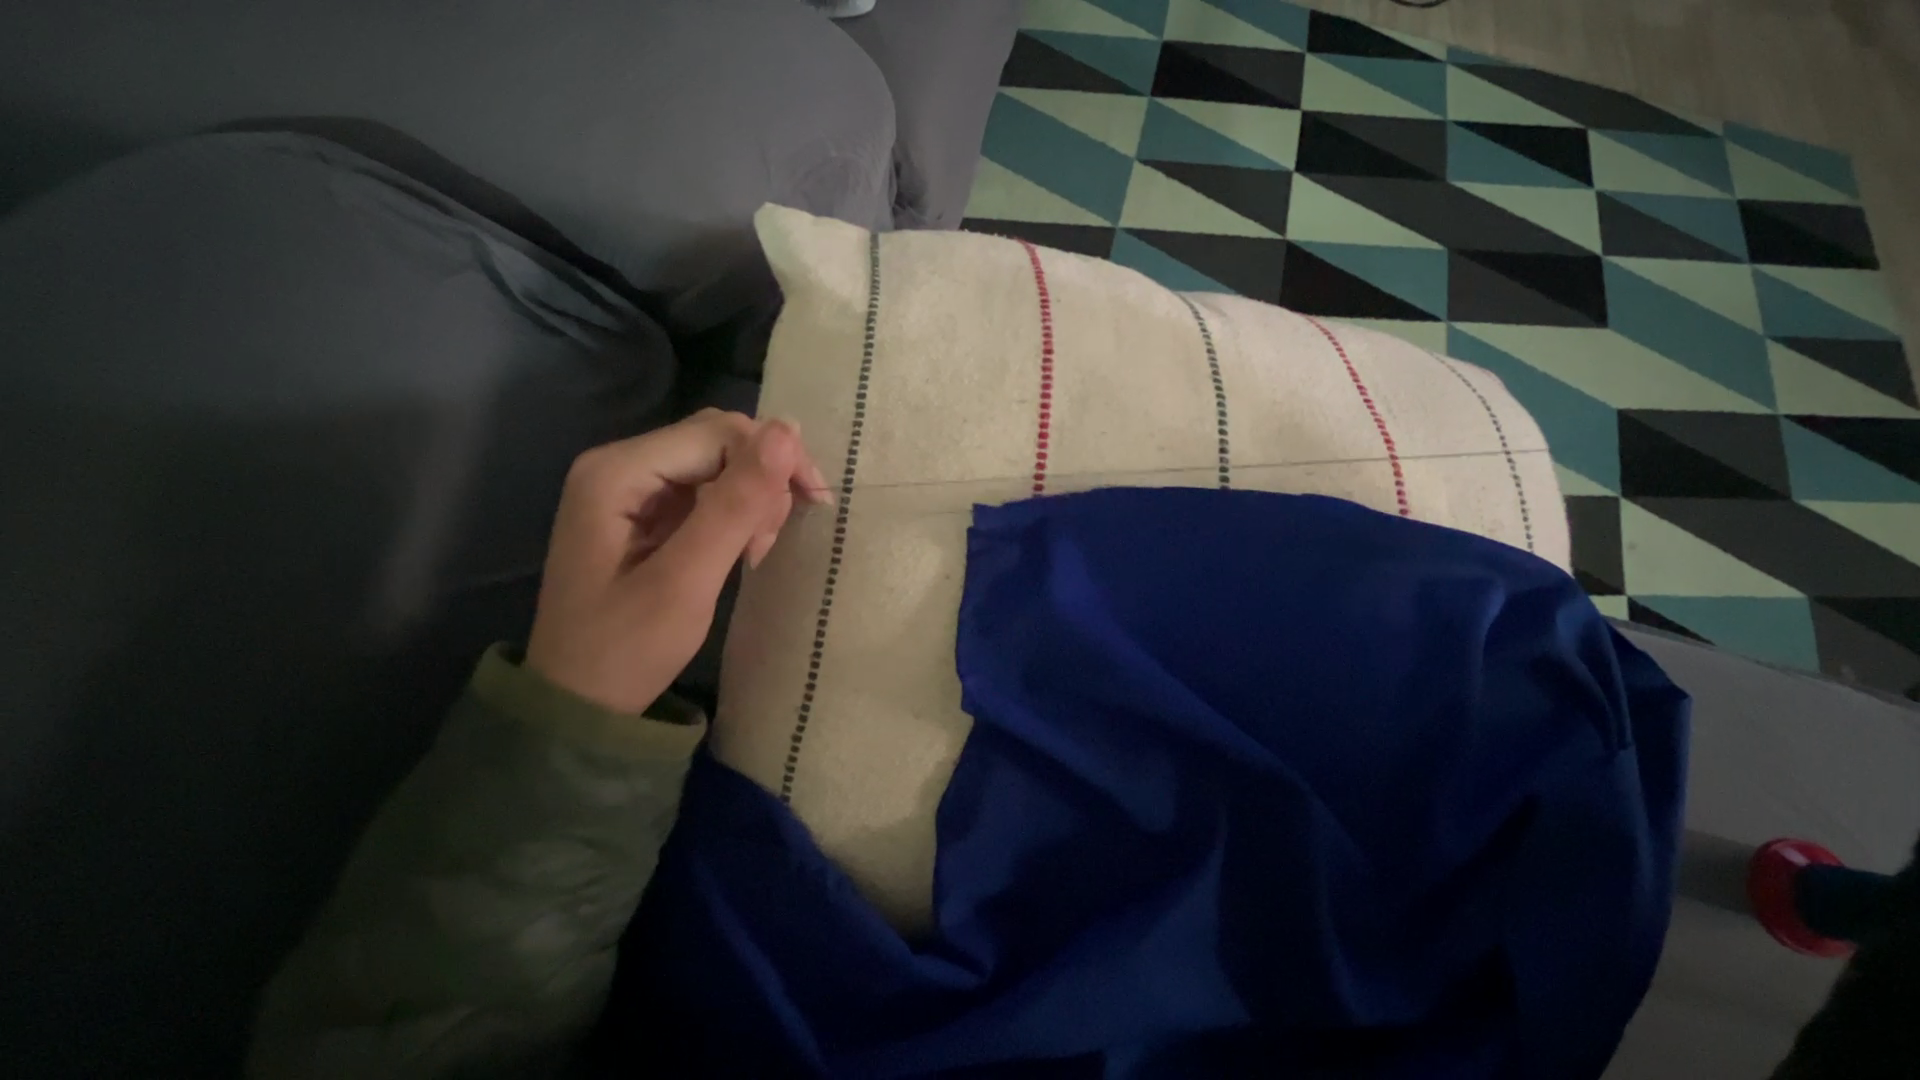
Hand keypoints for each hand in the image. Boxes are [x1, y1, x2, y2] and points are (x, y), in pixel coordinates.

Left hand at [524, 409, 828, 712]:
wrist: (577, 703)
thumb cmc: (626, 649)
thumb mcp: (687, 580)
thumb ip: (736, 505)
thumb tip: (789, 429)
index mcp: (617, 471)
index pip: (718, 432)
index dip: (773, 458)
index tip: (811, 506)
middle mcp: (618, 464)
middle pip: (717, 439)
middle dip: (762, 479)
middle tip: (773, 538)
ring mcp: (628, 487)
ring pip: (716, 462)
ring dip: (752, 497)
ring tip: (756, 550)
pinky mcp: (640, 511)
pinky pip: (704, 488)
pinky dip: (734, 512)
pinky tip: (742, 547)